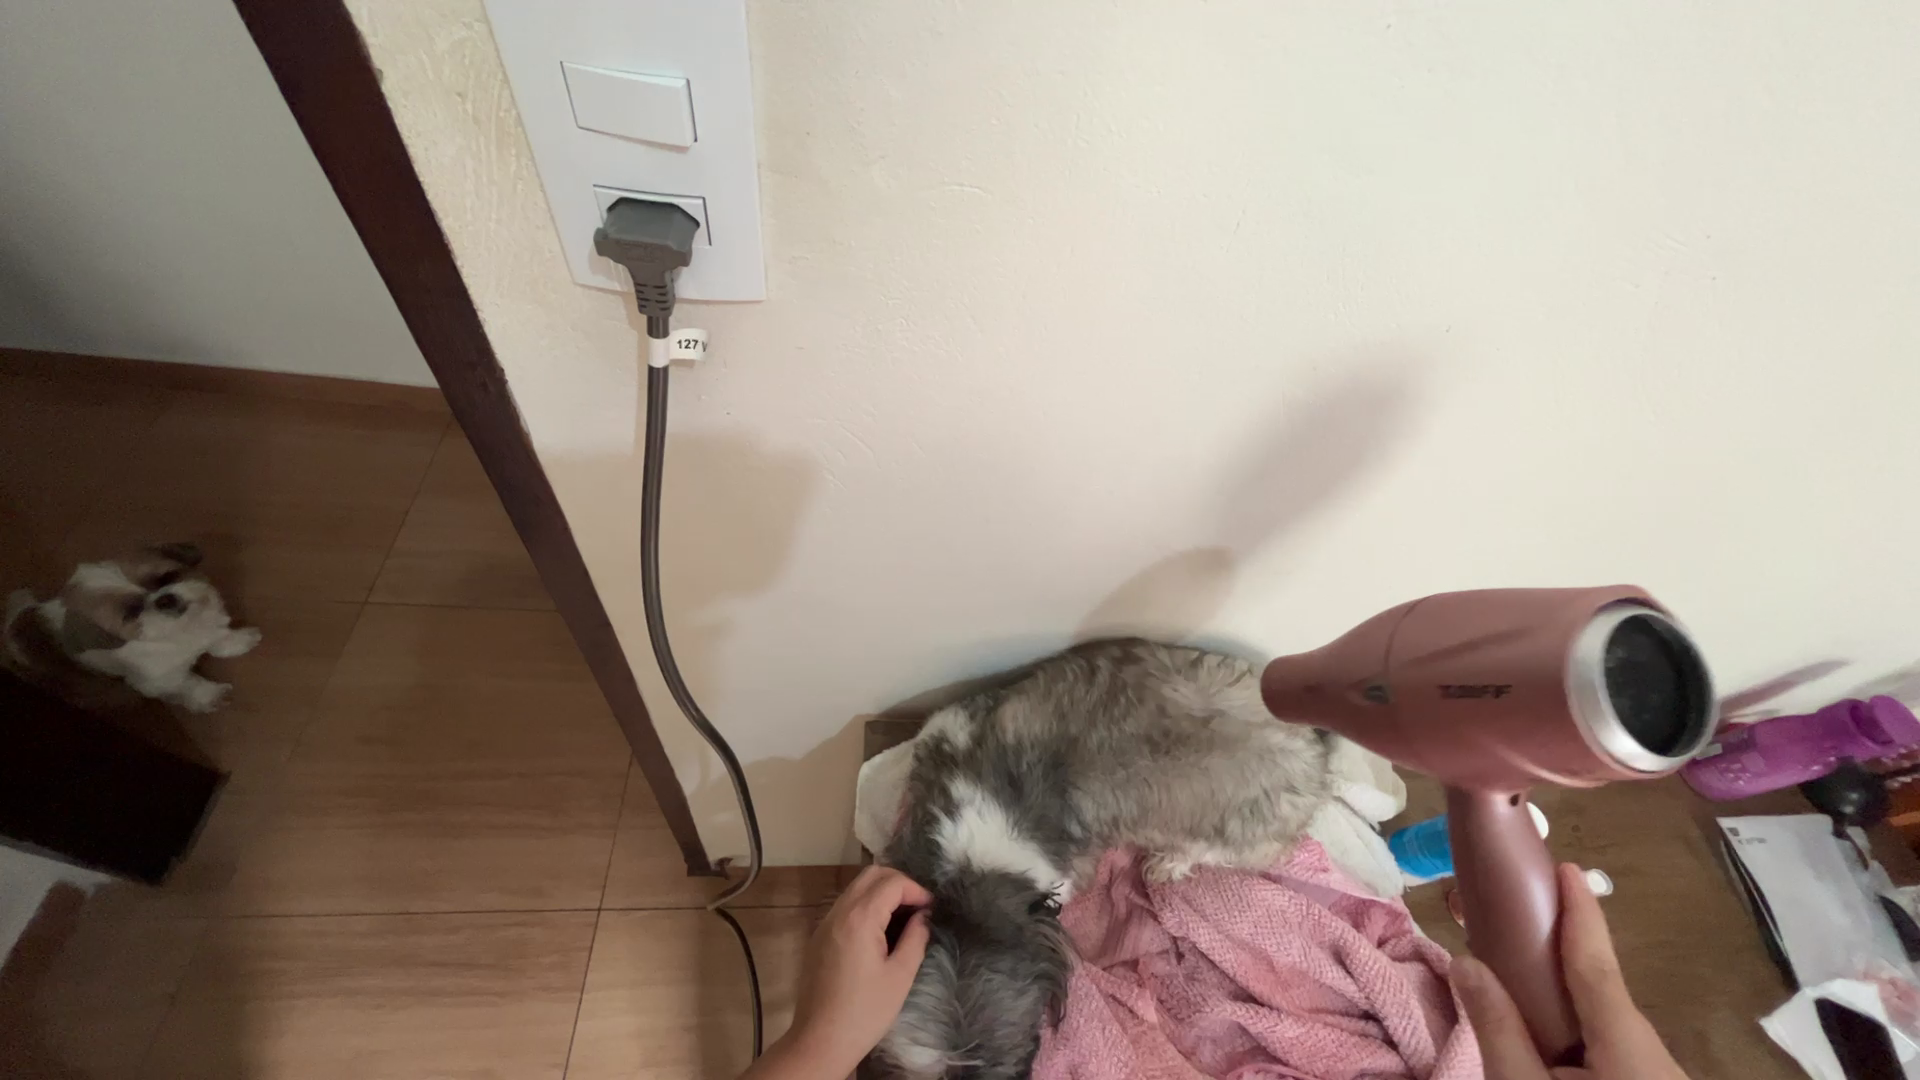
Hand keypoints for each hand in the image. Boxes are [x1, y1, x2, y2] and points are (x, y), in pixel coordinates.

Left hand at [777, 865, 932, 1077]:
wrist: (819, 1042)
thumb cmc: (864, 1013)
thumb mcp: (900, 976)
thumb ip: (916, 938)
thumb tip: (923, 917)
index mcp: (860, 918)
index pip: (893, 882)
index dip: (917, 890)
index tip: (931, 909)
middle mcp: (839, 911)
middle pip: (872, 874)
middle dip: (899, 883)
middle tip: (917, 906)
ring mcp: (825, 922)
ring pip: (856, 886)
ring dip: (881, 892)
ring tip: (901, 917)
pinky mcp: (819, 935)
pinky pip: (845, 904)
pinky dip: (865, 904)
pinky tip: (878, 930)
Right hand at [1454, 863, 1689, 1079]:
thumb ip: (1496, 1028)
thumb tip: (1465, 961)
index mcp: (1629, 1051)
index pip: (1598, 966)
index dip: (1582, 914)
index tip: (1568, 866)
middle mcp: (1654, 1061)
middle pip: (1602, 992)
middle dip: (1557, 949)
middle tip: (1507, 912)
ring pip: (1606, 1024)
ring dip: (1560, 989)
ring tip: (1510, 966)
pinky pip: (1609, 1049)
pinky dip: (1573, 1023)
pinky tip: (1543, 1026)